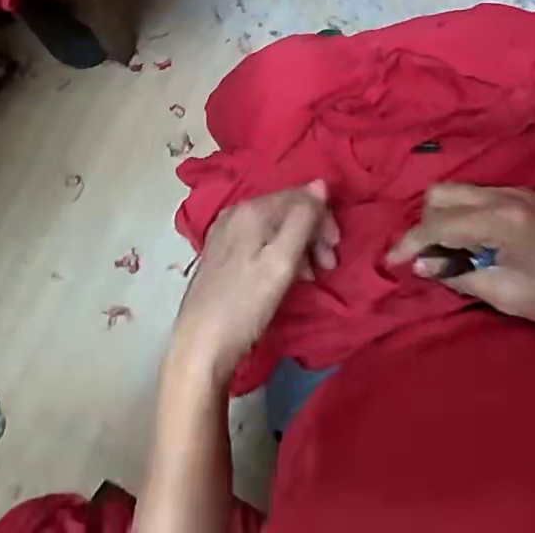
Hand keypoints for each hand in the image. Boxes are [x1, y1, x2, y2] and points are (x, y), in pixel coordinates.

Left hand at [170, 181, 340, 382]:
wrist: (200, 349)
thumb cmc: (245, 306)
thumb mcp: (282, 262)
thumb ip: (303, 219)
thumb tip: (320, 185)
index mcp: (251, 210)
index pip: (301, 197)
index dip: (324, 220)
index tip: (334, 251)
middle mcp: (236, 212)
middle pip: (288, 209)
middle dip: (313, 232)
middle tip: (327, 265)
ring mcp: (225, 232)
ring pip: (276, 225)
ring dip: (300, 245)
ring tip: (310, 276)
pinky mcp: (221, 253)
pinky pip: (261, 239)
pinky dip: (280, 253)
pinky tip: (287, 276)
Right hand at [385, 184, 534, 345]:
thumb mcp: (505, 296)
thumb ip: (459, 275)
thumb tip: (421, 265)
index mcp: (502, 219)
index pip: (440, 222)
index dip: (412, 242)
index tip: (391, 262)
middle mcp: (505, 195)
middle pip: (442, 194)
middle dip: (425, 224)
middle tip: (425, 260)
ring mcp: (514, 192)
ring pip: (456, 191)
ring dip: (441, 218)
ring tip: (445, 254)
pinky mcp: (521, 197)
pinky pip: (475, 197)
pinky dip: (461, 215)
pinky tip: (468, 244)